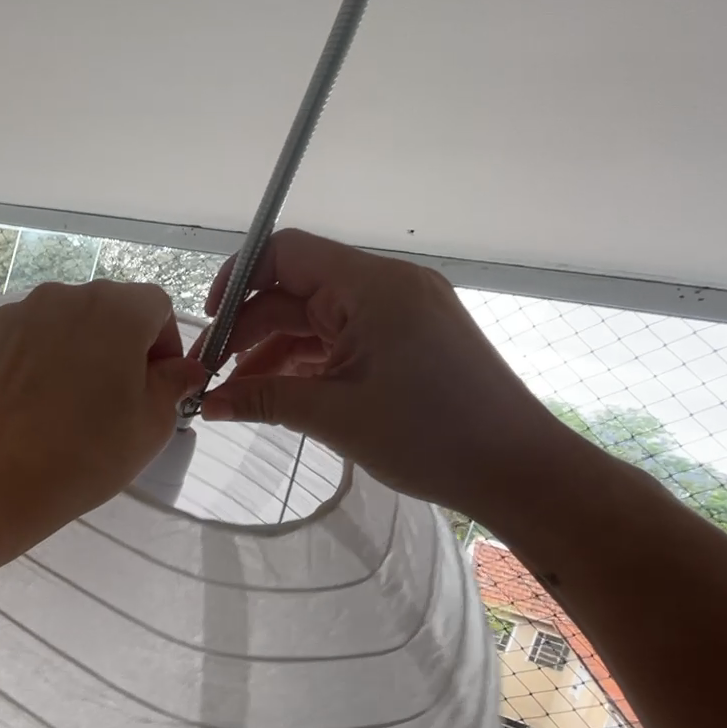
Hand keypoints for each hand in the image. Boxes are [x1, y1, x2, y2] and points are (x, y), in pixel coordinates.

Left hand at [0, 280, 203, 537]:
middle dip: (122, 346)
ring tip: (73, 404)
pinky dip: (43, 358)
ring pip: (67, 323)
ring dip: (81, 350)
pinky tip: (38, 401)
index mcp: (116, 307)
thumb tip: (178, 369)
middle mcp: (65, 295)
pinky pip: (32, 337)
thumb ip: (173, 384)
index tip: (157, 388)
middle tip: (117, 400)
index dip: (164, 346)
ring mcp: (21, 314)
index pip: (157, 308)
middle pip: (109, 309)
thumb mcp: (152, 424)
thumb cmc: (83, 452)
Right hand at [196, 229, 576, 520]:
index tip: (210, 323)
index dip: (238, 278)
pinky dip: (298, 364)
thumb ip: (259, 399)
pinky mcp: (401, 342)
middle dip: (244, 330)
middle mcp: (385, 289)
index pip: (287, 253)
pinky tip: (270, 395)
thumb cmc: (432, 436)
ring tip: (232, 394)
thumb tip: (203, 404)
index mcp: (374, 288)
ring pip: (308, 320)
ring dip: (267, 353)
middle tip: (208, 376)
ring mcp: (395, 316)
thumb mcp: (333, 415)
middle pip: (291, 292)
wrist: (522, 474)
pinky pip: (333, 341)